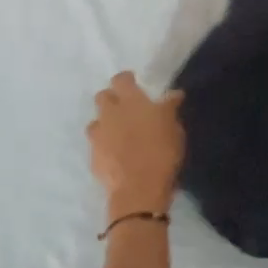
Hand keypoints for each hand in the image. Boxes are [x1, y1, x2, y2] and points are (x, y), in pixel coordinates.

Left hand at [89, 72, 185, 219]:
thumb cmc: (162, 151)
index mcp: (130, 101)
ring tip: (119, 132)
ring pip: (96, 121)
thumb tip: (173, 94)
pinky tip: (117, 154)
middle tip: (126, 108)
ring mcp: (98, 136)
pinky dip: (105, 145)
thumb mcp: (174, 126)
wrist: (139, 188)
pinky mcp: (93, 157)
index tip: (133, 82)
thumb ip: (169, 108)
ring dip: (106, 123)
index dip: (126, 79)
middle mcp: (110, 114)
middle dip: (112, 99)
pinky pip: (97, 144)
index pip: (121, 80)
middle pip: (102, 97)